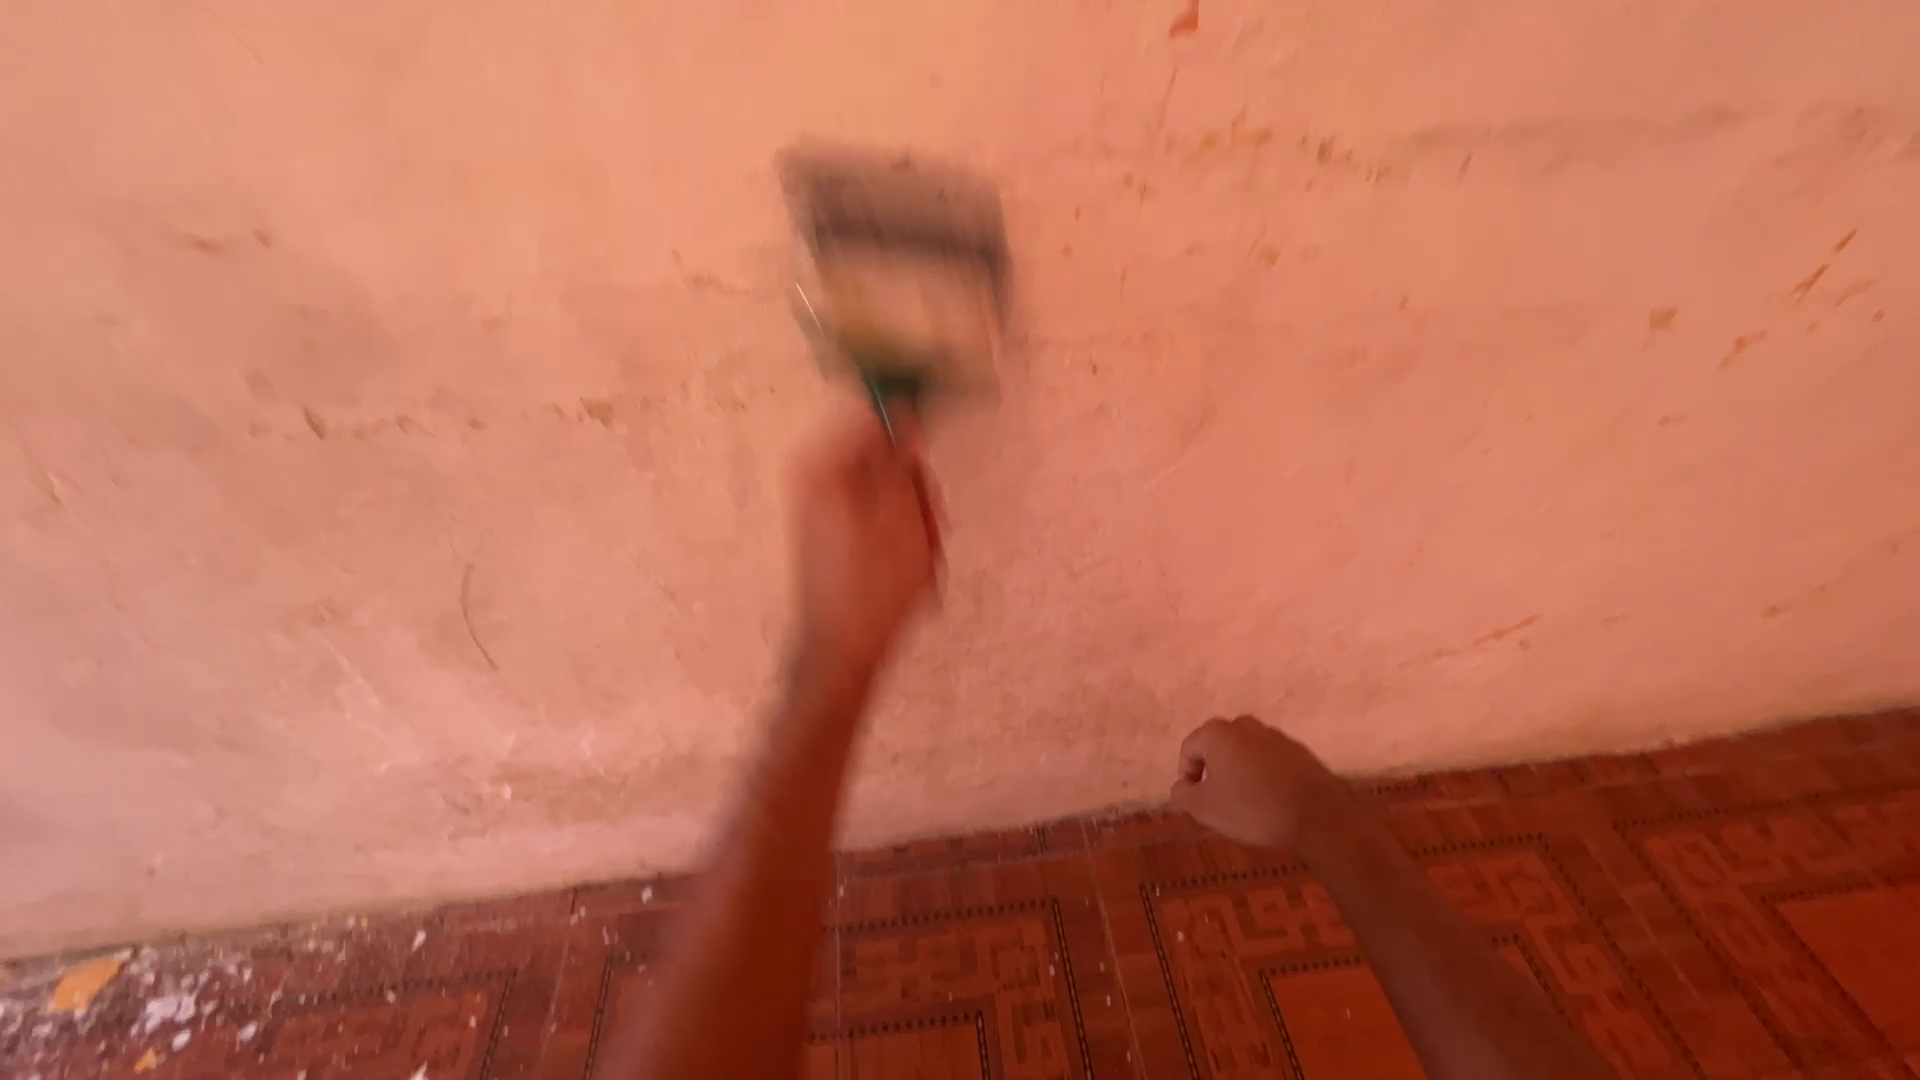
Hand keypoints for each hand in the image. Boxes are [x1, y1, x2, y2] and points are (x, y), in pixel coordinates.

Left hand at [789, 409, 936, 681]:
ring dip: (918, 525)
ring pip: (891, 495)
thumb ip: (900, 457)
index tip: (927, 467)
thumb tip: (903, 410)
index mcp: (823, 466)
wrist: (842, 650)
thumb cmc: (872, 586)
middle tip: (932, 528)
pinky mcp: (836, 538)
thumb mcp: (900, 513)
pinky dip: (903, 543)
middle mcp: (818, 482)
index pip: (875, 420)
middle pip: (887, 462)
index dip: (910, 440)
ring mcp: (825, 512)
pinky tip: (912, 573)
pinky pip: (881, 522)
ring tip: (922, 563)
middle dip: (919, 496)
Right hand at [1170, 715, 1348, 849]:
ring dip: (1240, 773)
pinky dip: (1264, 776)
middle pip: (1218, 748)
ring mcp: (1276, 736)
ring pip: (1245, 754)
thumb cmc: (1252, 808)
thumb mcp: (1205, 808)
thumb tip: (1181, 787)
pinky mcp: (1299, 752)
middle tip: (1218, 800)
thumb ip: (1182, 794)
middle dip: (1214, 772)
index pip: (1189, 750)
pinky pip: (1270, 761)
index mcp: (1218, 732)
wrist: (1317, 816)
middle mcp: (1245, 725)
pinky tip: (1270, 800)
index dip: (1186, 776)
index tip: (1195, 800)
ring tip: (1246, 802)